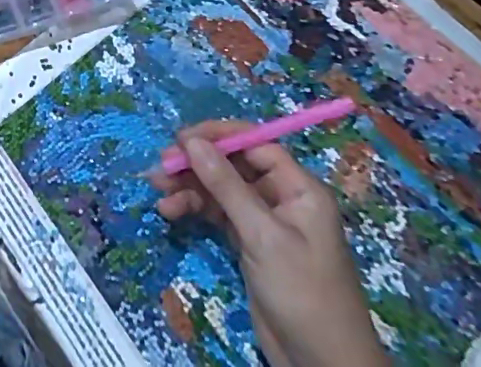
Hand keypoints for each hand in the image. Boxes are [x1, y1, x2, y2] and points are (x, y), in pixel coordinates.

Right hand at [150, 121, 387, 366]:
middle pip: (233, 165)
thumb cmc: (302, 292)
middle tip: (162, 166)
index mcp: (298, 188)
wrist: (323, 366)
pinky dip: (194, 209)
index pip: (255, 144)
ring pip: (220, 189)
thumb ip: (226, 185)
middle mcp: (281, 198)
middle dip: (197, 163)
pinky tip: (170, 211)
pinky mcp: (249, 243)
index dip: (218, 137)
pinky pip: (217, 213)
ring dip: (189, 186)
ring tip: (157, 189)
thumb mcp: (262, 236)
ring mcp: (264, 221)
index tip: (181, 138)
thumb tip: (192, 141)